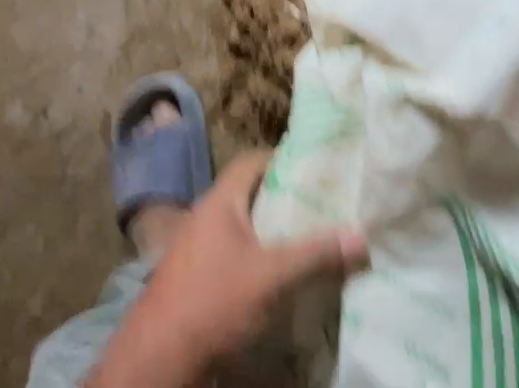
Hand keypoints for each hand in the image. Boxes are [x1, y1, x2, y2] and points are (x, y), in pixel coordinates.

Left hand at [94, 151, 367, 387]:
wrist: (157, 361)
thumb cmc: (213, 301)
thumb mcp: (272, 276)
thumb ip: (316, 253)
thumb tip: (362, 235)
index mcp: (218, 202)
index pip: (251, 160)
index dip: (284, 157)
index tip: (317, 165)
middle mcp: (204, 218)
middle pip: (250, 193)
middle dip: (286, 197)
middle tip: (323, 201)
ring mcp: (196, 250)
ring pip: (243, 226)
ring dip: (272, 230)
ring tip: (309, 235)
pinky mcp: (196, 279)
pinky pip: (234, 253)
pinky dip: (259, 255)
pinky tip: (281, 273)